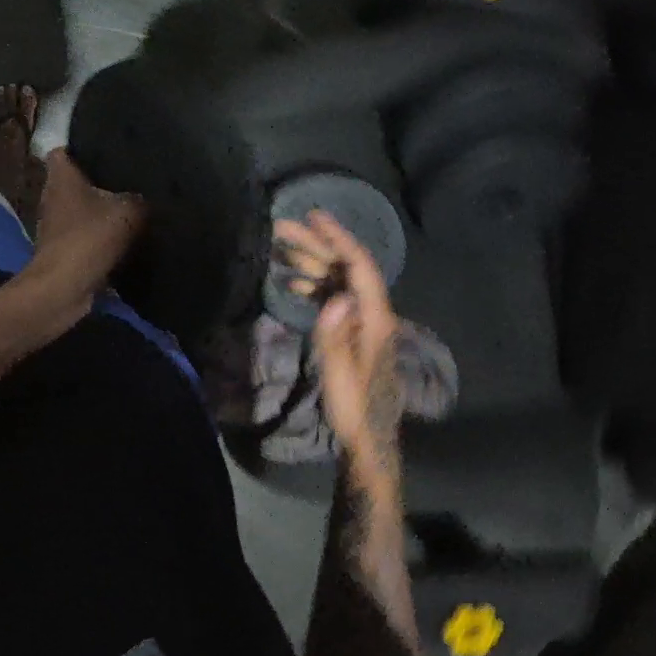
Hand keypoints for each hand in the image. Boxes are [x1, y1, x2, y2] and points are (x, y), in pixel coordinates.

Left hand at [21, 148, 145, 311]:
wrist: (63, 288)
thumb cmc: (89, 238)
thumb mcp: (128, 213)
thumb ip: (141, 200)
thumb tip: (149, 199)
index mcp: (61, 178)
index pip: (62, 151)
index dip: (80, 147)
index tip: (105, 148)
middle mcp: (52, 198)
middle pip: (74, 182)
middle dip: (98, 183)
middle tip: (129, 179)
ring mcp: (54, 227)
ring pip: (80, 211)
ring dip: (99, 213)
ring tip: (132, 208)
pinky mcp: (62, 252)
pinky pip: (84, 238)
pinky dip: (99, 240)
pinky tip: (125, 241)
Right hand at [273, 211, 402, 478]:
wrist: (369, 439)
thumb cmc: (356, 409)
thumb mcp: (342, 376)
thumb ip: (337, 337)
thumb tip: (335, 297)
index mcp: (377, 320)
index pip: (359, 268)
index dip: (338, 239)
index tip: (314, 216)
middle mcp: (373, 315)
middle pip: (346, 269)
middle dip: (316, 245)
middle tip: (280, 228)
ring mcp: (363, 323)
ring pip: (338, 282)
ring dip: (311, 263)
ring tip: (278, 248)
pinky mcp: (353, 333)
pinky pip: (333, 298)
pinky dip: (313, 285)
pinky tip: (290, 282)